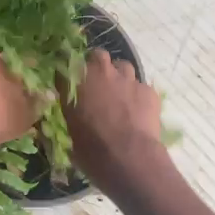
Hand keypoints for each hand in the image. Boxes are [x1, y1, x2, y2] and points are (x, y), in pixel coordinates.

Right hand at [63, 48, 167, 192]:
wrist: (129, 159)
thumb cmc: (92, 151)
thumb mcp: (70, 133)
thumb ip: (69, 114)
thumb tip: (67, 113)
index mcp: (75, 83)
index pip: (66, 65)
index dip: (69, 72)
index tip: (69, 81)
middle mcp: (100, 73)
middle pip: (97, 55)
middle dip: (97, 65)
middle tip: (97, 83)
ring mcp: (127, 79)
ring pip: (122, 66)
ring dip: (119, 76)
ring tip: (119, 94)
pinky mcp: (147, 90)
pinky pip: (140, 86)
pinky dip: (137, 95)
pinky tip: (137, 110)